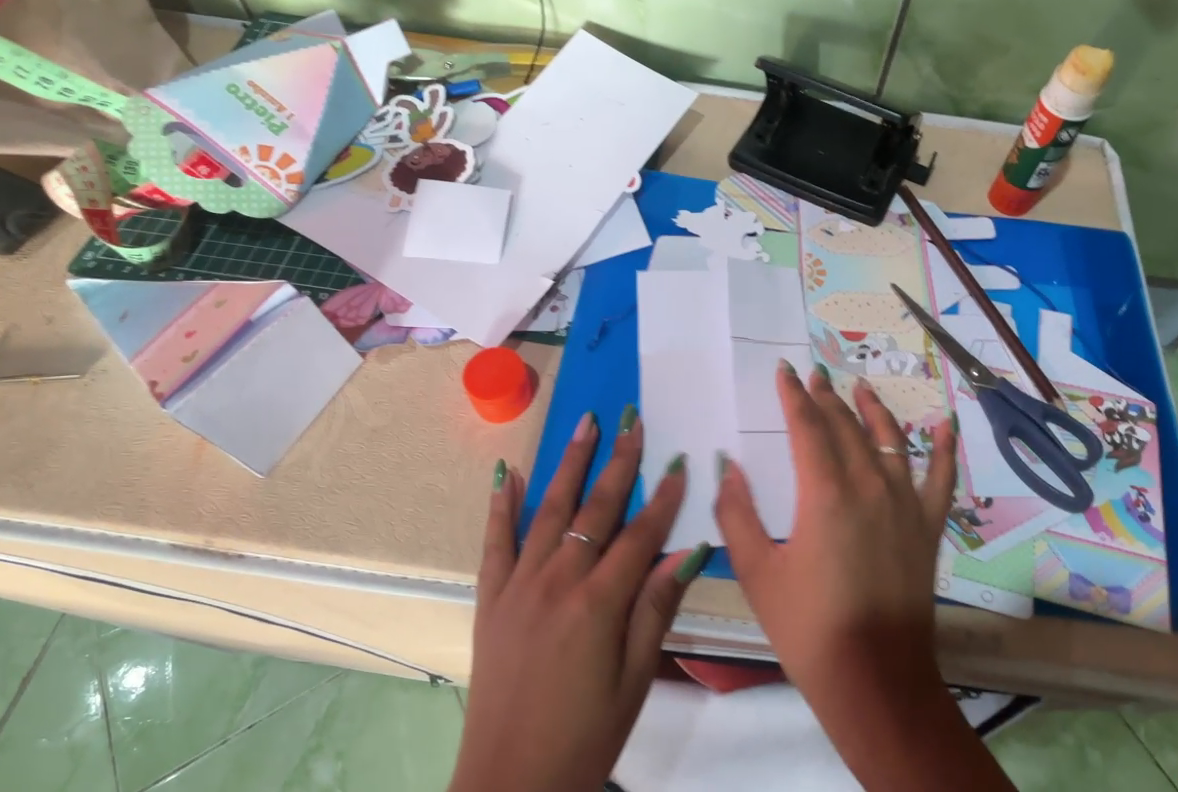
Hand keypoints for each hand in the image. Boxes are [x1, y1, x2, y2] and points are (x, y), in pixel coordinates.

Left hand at [451, 408, 710, 791]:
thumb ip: (656, 610)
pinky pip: (494, 541)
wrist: (509, 781)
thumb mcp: (635, 681)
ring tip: (586, 424)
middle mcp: (557, 581)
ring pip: (548, 511)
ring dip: (569, 465)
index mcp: (598, 603)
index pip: (640, 535)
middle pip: (595, 510)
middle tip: (632, 422)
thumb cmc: (586, 736)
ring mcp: (518, 586)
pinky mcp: (489, 599)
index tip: (680, 461)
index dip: (664, 498)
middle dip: (618, 462)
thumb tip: (688, 552)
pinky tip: (506, 472)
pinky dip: (500, 504)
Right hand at [715, 361, 955, 702]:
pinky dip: (945, 448)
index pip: (807, 427)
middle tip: (813, 375)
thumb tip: (727, 465)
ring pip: (890, 440)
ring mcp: (905, 504)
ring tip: (860, 387)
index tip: (784, 371)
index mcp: (824, 493)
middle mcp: (869, 486)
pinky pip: (942, 478)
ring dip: (873, 409)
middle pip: (846, 427)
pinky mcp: (929, 527)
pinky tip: (945, 424)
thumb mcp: (757, 573)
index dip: (793, 396)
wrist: (874, 678)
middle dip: (826, 398)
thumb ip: (736, 514)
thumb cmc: (807, 628)